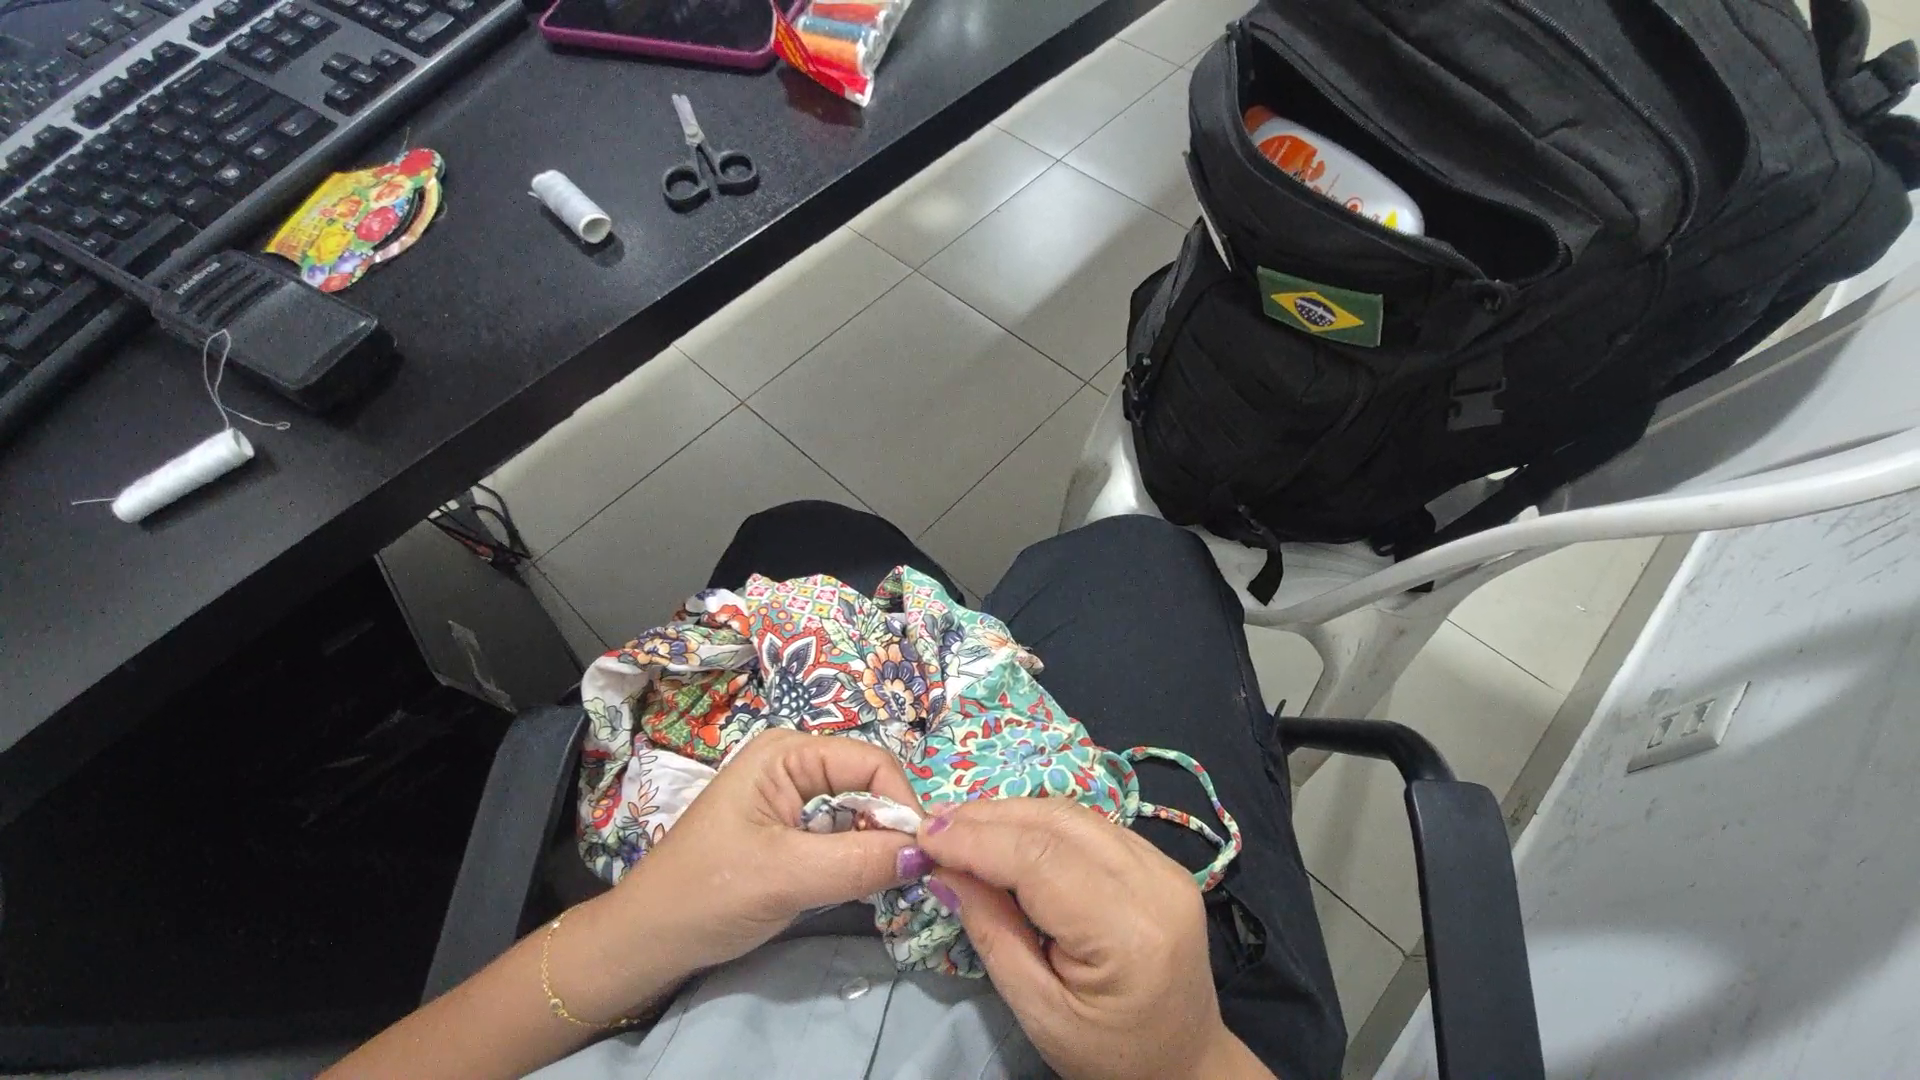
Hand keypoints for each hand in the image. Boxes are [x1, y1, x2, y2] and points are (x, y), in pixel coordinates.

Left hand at [610, 728, 929, 973]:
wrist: (646, 941)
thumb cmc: (707, 894)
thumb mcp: (786, 876)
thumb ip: (859, 861)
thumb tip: (926, 854)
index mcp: (788, 753)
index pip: (871, 763)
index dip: (902, 804)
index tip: (923, 855)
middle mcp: (795, 763)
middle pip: (869, 783)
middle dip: (890, 824)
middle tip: (908, 873)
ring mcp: (792, 795)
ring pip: (859, 809)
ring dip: (876, 842)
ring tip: (887, 880)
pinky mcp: (792, 827)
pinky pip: (843, 831)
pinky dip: (859, 854)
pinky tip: (863, 880)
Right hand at [917, 798, 1271, 1079]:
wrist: (1186, 1065)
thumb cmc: (1109, 1055)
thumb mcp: (1039, 1013)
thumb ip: (992, 933)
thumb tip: (945, 869)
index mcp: (1129, 933)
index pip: (1040, 860)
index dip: (978, 840)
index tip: (926, 837)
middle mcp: (1155, 883)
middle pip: (1057, 822)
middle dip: (988, 817)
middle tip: (935, 827)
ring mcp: (1163, 865)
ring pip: (1072, 813)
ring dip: (1010, 813)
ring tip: (960, 826)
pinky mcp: (1160, 860)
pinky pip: (1089, 824)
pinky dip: (1039, 821)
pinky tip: (1006, 833)